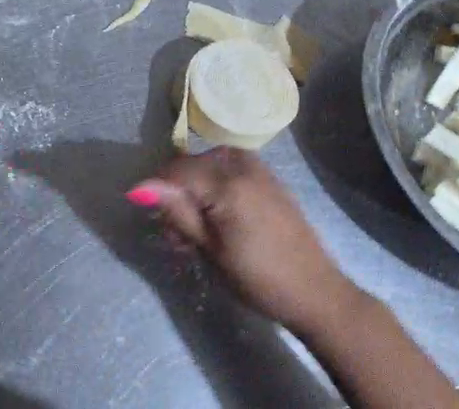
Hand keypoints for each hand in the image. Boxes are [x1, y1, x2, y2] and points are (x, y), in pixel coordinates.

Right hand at [129, 148, 365, 335]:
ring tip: (199, 224)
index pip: (176, 170)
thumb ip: (178, 212)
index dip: (156, 189)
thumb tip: (140, 187)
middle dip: (177, 191)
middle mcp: (242, 166)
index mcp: (226, 183)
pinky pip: (231, 168)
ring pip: (211, 164)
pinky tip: (222, 214)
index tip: (153, 217)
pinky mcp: (271, 181)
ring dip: (197, 186)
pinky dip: (218, 183)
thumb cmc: (259, 278)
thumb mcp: (211, 250)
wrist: (318, 294)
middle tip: (178, 233)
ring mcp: (260, 171)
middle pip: (192, 164)